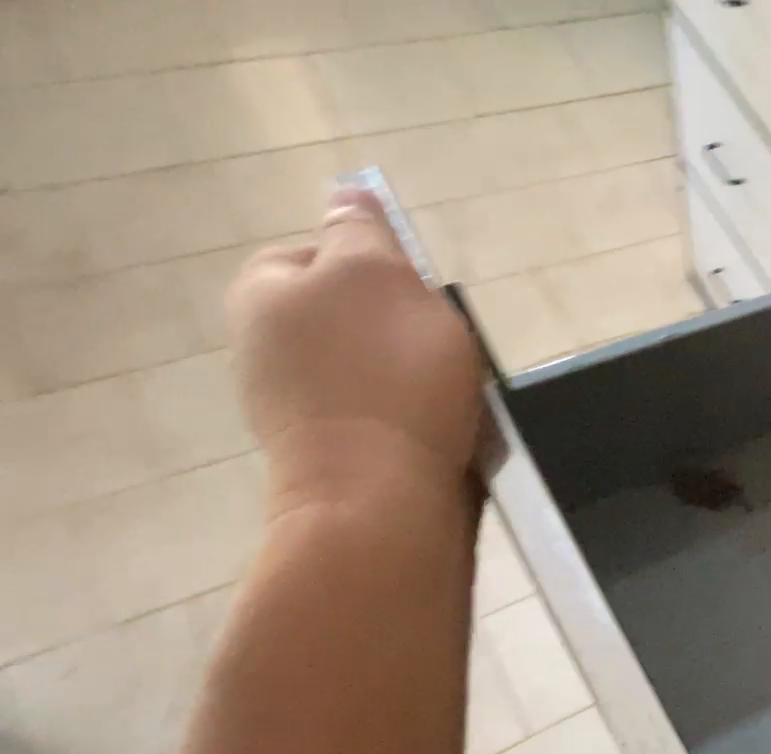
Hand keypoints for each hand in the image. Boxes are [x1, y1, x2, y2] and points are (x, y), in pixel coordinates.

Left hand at [227, 188, 482, 512]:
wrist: (387, 494)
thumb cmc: (390, 378)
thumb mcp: (381, 279)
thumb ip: (365, 232)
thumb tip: (347, 192)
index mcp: (265, 294)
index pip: (318, 254)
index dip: (375, 267)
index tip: (419, 294)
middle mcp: (265, 347)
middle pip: (350, 316)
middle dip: (400, 326)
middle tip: (444, 345)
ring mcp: (297, 407)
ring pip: (373, 369)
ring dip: (415, 374)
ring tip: (454, 393)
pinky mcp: (337, 455)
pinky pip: (386, 416)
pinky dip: (416, 416)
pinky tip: (445, 429)